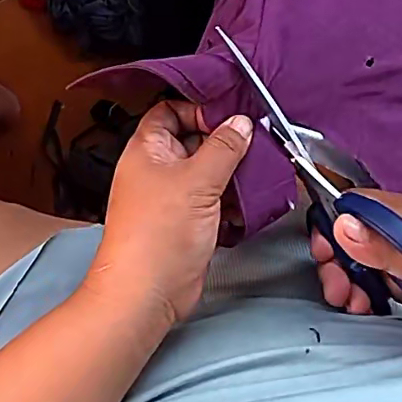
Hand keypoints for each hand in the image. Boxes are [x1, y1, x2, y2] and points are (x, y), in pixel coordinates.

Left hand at [84, 101, 251, 327]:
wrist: (149, 292)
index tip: (229, 117)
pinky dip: (232, 200)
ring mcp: (174, 197)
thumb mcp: (197, 180)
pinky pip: (215, 199)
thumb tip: (240, 123)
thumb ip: (223, 147)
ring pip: (209, 172)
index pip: (171, 111)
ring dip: (233, 174)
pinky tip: (246, 205)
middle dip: (225, 144)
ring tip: (253, 176)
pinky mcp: (189, 220)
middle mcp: (159, 171)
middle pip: (196, 141)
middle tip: (251, 145)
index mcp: (148, 150)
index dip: (199, 110)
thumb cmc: (154, 238)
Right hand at [309, 190, 401, 355]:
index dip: (335, 224)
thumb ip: (387, 247)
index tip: (324, 253)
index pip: (358, 206)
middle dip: (338, 260)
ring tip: (352, 304)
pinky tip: (368, 310)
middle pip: (355, 236)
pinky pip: (380, 286)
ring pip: (365, 262)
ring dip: (350, 281)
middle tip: (337, 288)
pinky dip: (367, 296)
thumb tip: (341, 224)